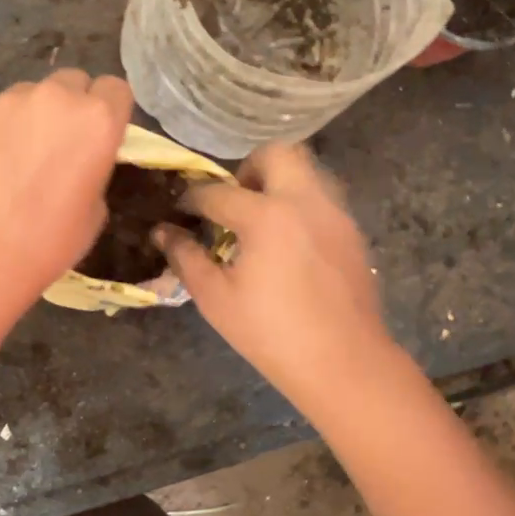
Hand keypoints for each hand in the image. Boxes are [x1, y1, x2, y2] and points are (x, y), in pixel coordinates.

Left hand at [0, 69, 130, 296]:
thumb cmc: (52, 240)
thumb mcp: (96, 207)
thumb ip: (95, 165)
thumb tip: (82, 157)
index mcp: (98, 119)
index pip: (115, 89)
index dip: (110, 111)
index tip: (101, 134)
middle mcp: (58, 97)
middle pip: (74, 82)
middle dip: (73, 105)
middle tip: (62, 143)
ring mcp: (12, 101)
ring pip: (35, 92)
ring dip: (37, 113)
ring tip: (24, 153)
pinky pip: (2, 110)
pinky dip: (5, 127)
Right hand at [155, 142, 394, 405]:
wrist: (344, 362)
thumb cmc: (270, 333)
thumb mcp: (215, 298)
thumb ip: (186, 257)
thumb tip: (162, 232)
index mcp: (266, 216)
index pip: (217, 192)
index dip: (191, 200)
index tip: (179, 212)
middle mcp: (305, 201)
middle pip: (276, 153)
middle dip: (247, 169)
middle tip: (232, 202)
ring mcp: (335, 214)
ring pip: (306, 171)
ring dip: (278, 183)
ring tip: (259, 220)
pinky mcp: (351, 232)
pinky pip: (322, 199)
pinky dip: (299, 205)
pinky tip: (286, 243)